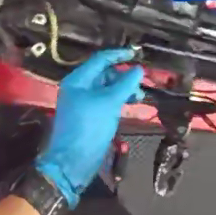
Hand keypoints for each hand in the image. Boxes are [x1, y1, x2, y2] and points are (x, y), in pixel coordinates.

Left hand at [35, 48, 143, 204]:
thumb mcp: (110, 102)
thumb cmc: (90, 126)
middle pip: (103, 73)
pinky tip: (129, 104)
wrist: (74, 160)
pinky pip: (104, 101)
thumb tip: (139, 69)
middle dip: (123, 75)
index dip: (119, 55)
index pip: (100, 60)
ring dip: (122, 89)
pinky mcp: (88, 115)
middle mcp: (78, 88)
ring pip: (105, 88)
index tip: (137, 54)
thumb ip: (125, 84)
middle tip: (141, 82)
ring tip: (139, 96)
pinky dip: (117, 100)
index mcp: (78, 80)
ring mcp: (82, 102)